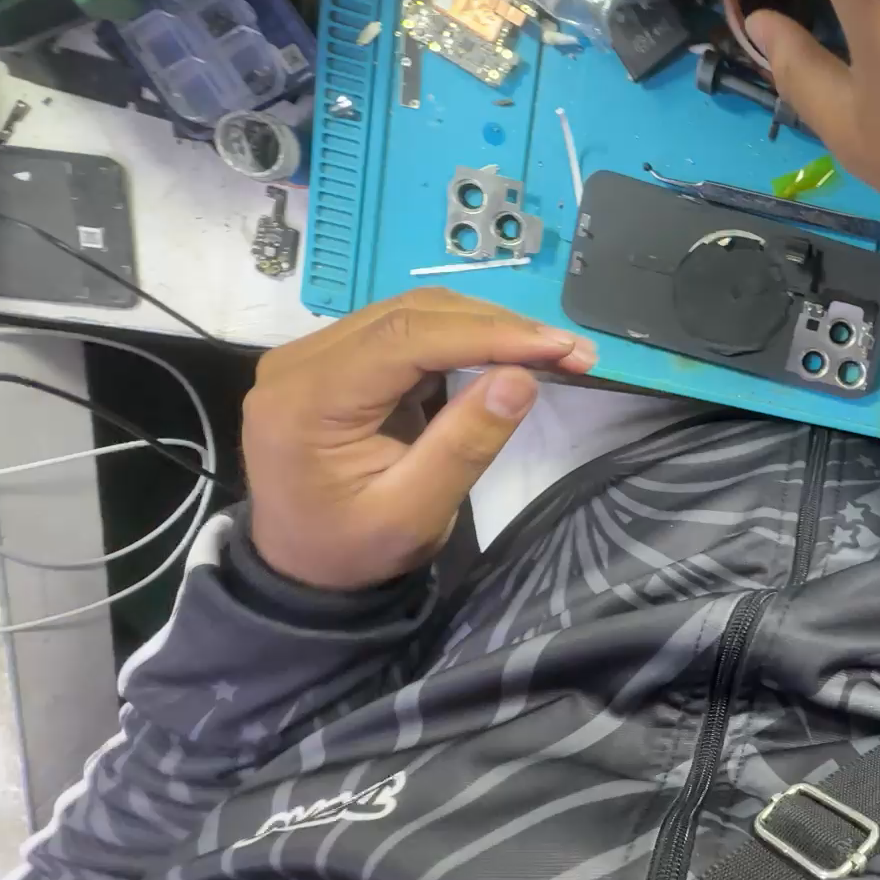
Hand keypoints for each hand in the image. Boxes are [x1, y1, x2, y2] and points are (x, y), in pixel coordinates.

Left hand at [243, 288, 596, 590]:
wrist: (307, 566)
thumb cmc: (357, 546)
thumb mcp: (417, 512)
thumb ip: (465, 445)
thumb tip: (521, 379)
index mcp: (309, 399)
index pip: (407, 339)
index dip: (490, 335)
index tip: (560, 349)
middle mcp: (304, 360)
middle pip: (415, 315)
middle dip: (503, 326)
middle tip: (575, 352)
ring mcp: (322, 355)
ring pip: (419, 314)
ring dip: (494, 326)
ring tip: (556, 352)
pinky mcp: (345, 361)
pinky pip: (415, 331)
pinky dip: (474, 337)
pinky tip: (515, 354)